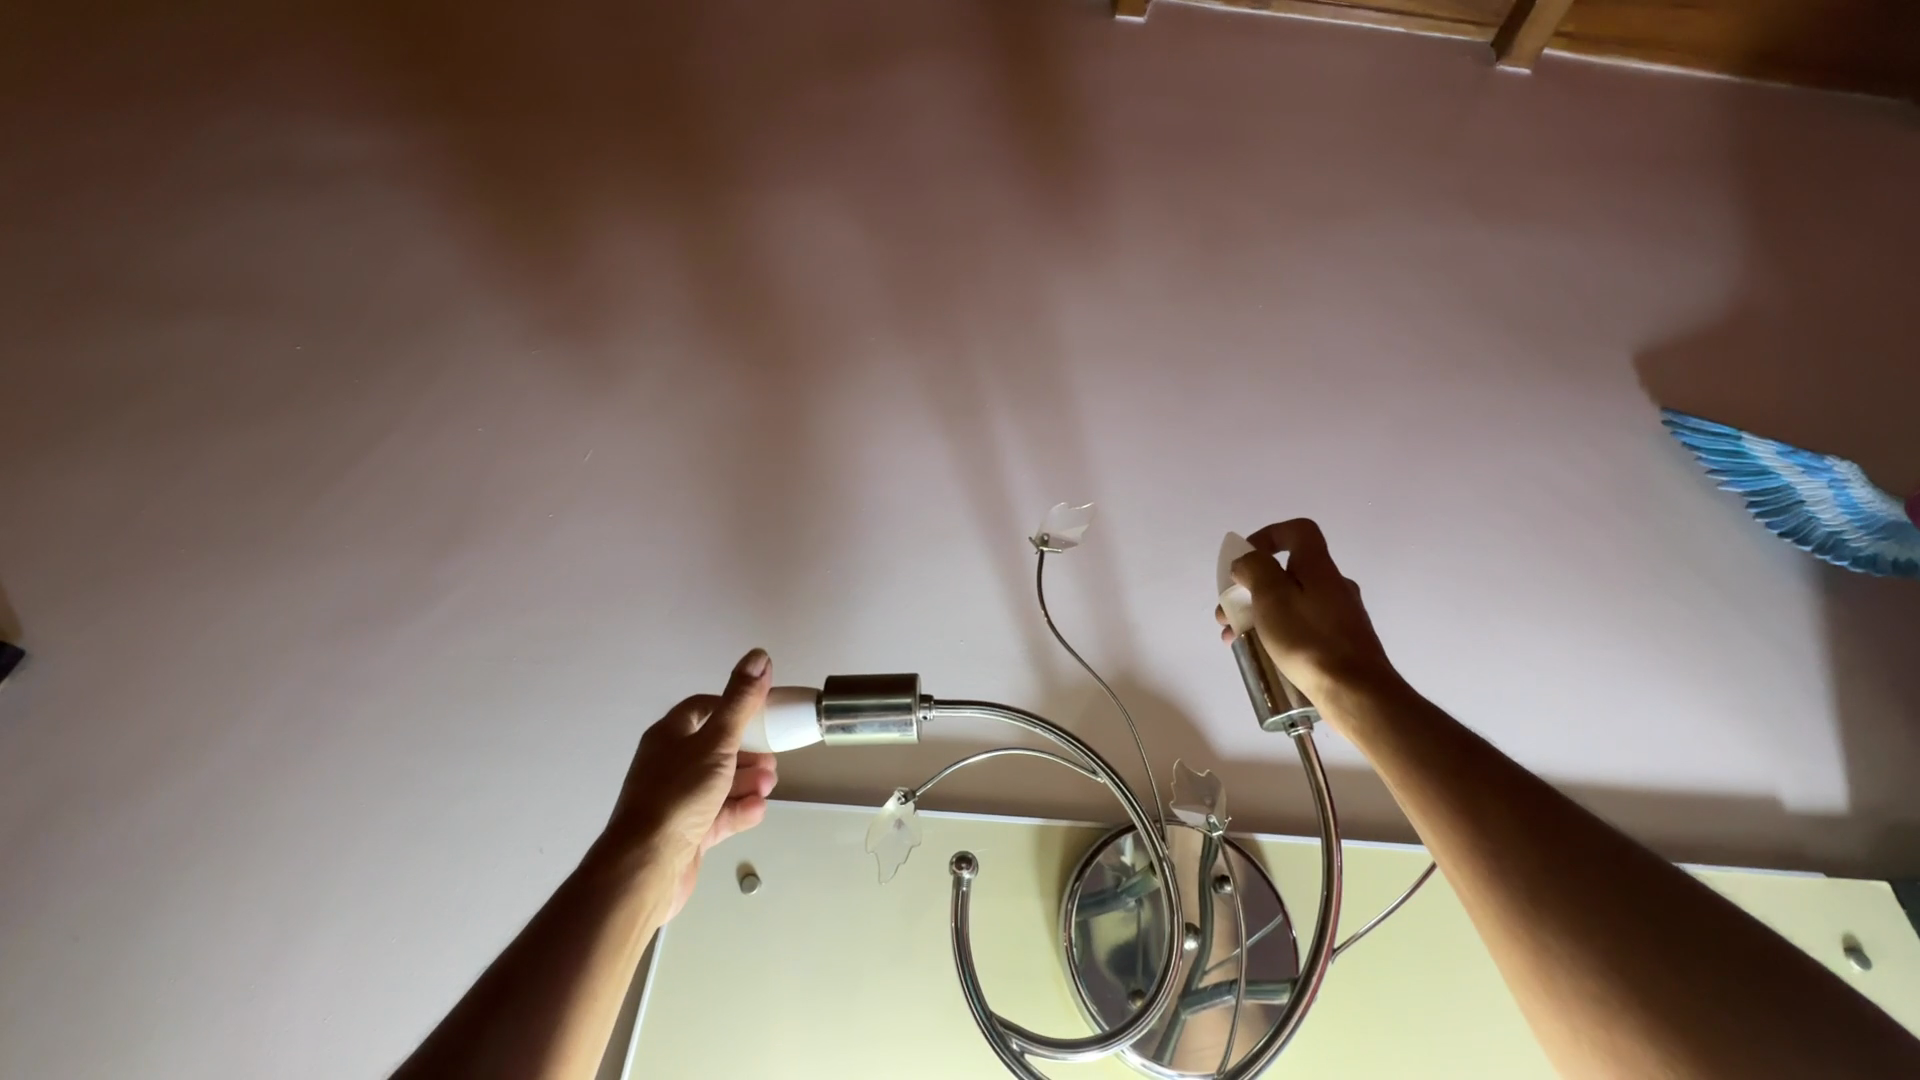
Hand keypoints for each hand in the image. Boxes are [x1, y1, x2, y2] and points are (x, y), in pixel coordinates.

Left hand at [603, 648, 779, 919]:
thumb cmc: (679, 796)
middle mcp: (670, 764)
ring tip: (769, 785)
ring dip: (748, 781)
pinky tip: (757, 810)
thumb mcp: (717, 743)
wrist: (646, 867)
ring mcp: (678, 800)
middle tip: (773, 758)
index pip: (704, 709)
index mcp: (670, 737)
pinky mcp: (687, 832)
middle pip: (717, 748)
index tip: (763, 715)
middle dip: (749, 751)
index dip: (734, 708)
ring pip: (720, 782)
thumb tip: (758, 655)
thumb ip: (741, 702)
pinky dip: (739, 810)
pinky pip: (719, 813)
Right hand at [1216, 519, 1400, 709]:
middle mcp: (1333, 586)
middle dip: (1250, 587)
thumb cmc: (1309, 640)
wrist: (1356, 692)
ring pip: (1291, 602)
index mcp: (1319, 568)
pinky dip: (1277, 633)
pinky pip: (1301, 627)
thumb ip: (1254, 569)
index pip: (1298, 531)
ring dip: (1258, 613)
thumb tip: (1247, 564)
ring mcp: (1340, 616)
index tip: (1244, 558)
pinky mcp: (1341, 643)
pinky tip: (1262, 655)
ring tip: (1235, 638)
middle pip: (1287, 572)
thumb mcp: (1271, 596)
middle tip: (1227, 611)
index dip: (1268, 535)